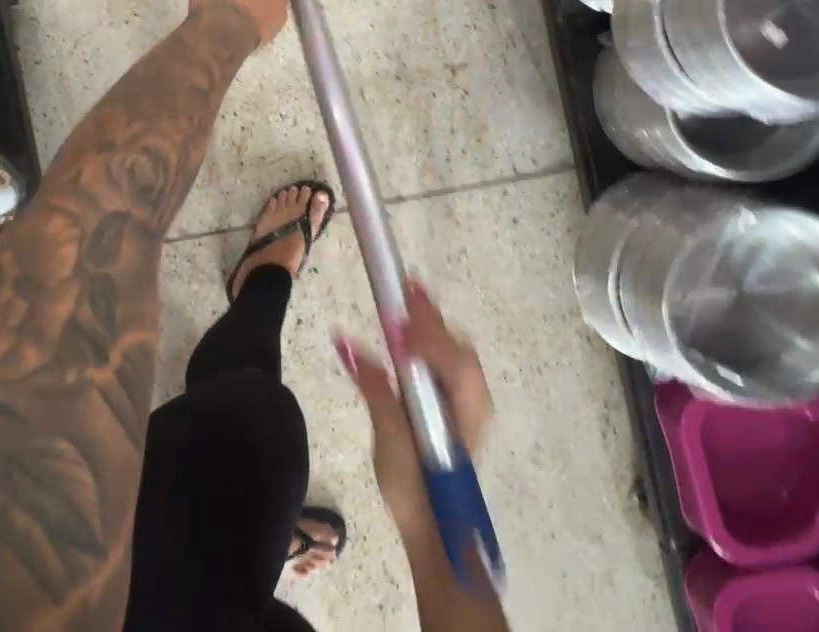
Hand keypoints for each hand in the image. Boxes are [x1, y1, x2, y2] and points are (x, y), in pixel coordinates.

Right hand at [337, 281, 492, 532]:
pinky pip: (446, 367)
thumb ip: (375, 388)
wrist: (436, 532)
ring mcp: (467, 405)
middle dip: (431, 317)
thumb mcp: (391, 440)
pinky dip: (429, 345)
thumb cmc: (415, 490)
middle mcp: (473, 402)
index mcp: (465, 410)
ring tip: (408, 301)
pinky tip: (411, 337)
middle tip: (406, 286)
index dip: (428, 330)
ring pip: (454, 355)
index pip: (453, 358)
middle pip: (458, 348)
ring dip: (431, 327)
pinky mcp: (454, 410)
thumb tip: (345, 342)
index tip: (401, 303)